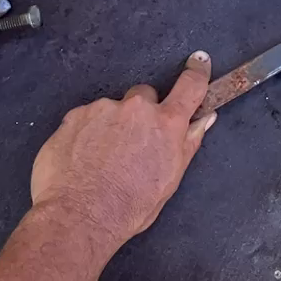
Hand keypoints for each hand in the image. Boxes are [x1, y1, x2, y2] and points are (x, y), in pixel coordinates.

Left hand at [30, 51, 216, 253]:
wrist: (78, 218)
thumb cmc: (128, 207)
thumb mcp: (169, 180)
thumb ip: (188, 143)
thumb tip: (205, 119)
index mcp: (166, 123)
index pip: (190, 86)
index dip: (197, 71)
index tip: (198, 61)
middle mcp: (137, 108)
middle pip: (144, 95)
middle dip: (141, 112)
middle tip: (132, 143)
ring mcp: (104, 108)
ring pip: (112, 108)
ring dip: (111, 125)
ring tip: (102, 159)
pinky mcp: (75, 115)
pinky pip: (86, 117)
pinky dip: (86, 133)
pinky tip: (83, 159)